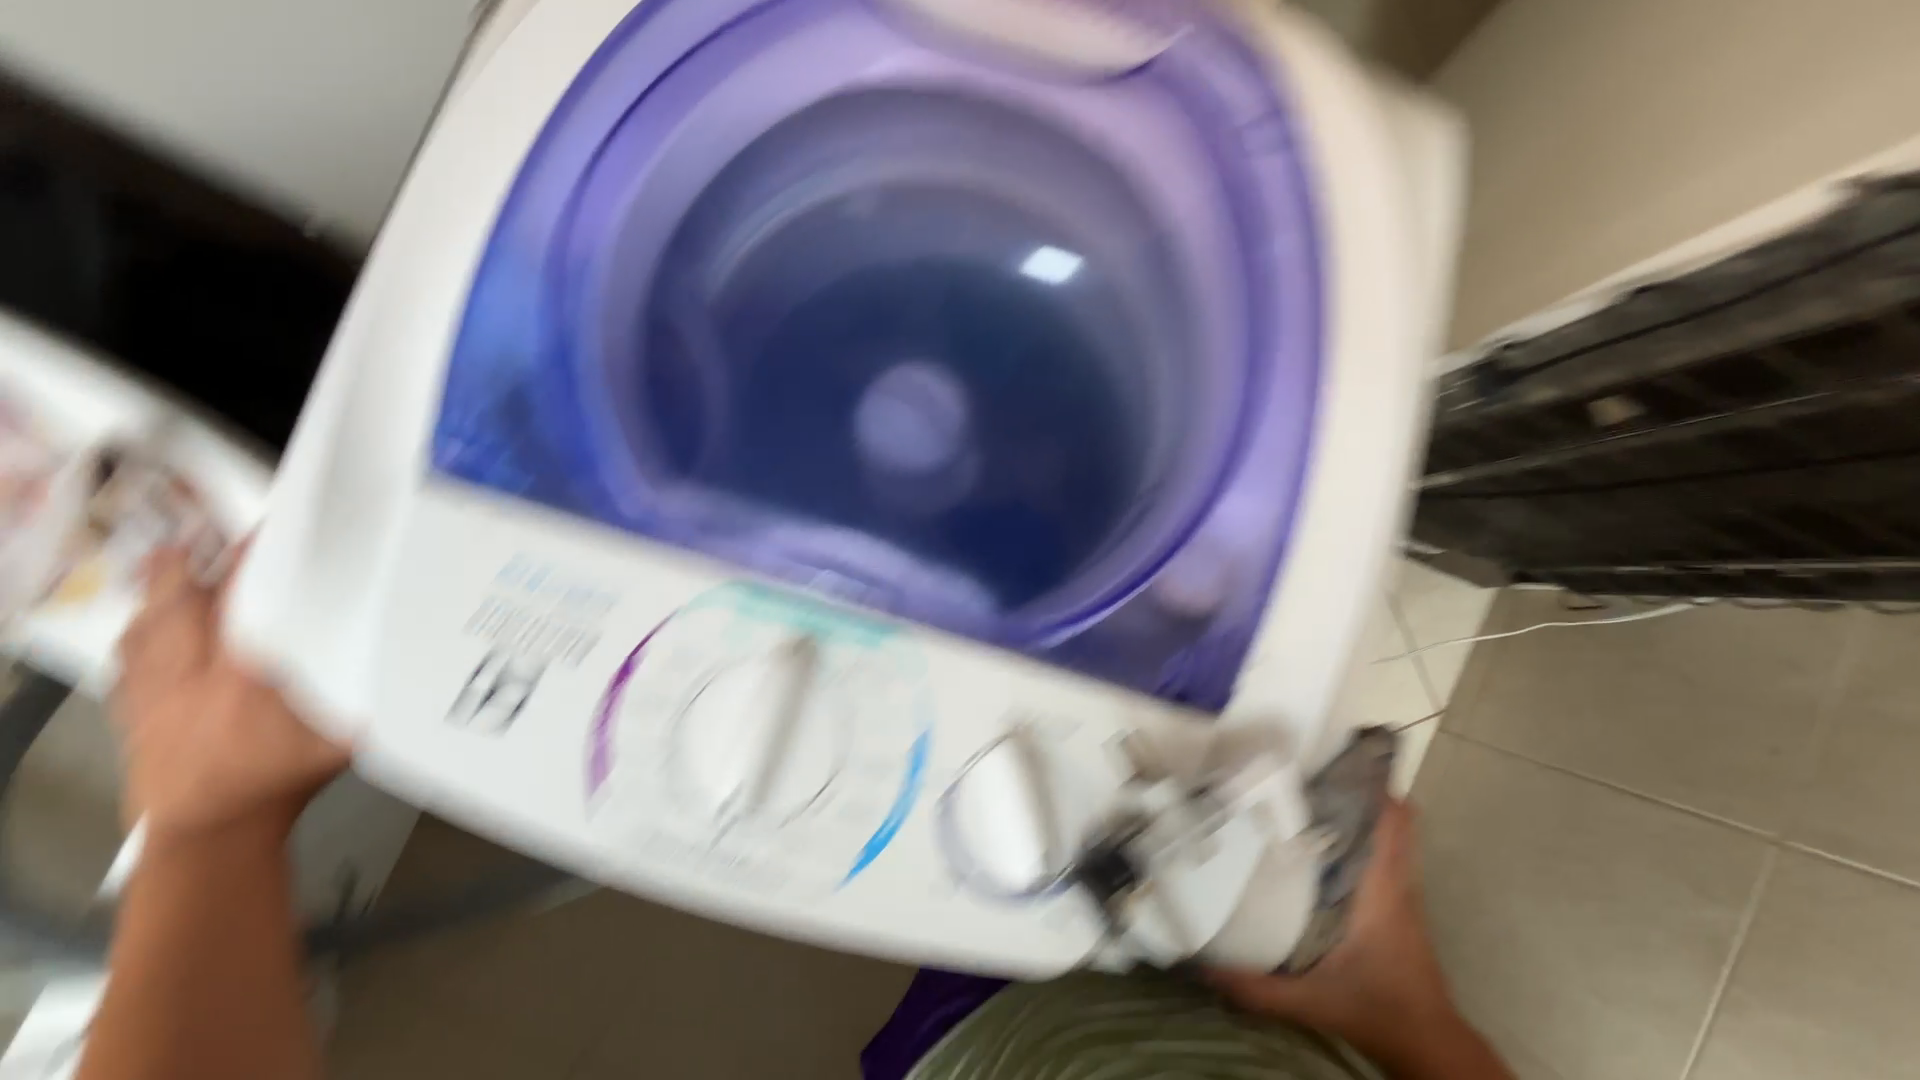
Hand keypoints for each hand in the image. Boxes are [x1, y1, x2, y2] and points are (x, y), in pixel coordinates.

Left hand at [113, 547, 349, 846]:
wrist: (213, 833)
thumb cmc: (283, 780)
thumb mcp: (338, 736)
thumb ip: (356, 694)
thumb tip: (397, 658)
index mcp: (244, 676)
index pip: (248, 602)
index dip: (256, 562)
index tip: (269, 534)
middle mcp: (188, 676)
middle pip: (177, 607)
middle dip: (185, 570)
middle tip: (198, 542)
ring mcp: (150, 695)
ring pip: (142, 630)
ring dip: (156, 598)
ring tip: (169, 570)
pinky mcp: (128, 715)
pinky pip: (126, 661)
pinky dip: (136, 636)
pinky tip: (146, 629)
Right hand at [1207, 800, 1497, 1076]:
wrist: (1429, 1047)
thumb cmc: (1377, 1009)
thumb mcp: (1309, 1000)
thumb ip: (1253, 986)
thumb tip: (1197, 964)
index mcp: (1381, 889)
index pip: (1392, 821)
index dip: (1373, 784)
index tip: (1334, 759)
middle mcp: (1396, 884)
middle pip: (1393, 821)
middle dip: (1359, 792)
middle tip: (1309, 775)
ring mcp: (1402, 898)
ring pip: (1390, 840)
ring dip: (1361, 817)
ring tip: (1308, 801)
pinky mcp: (1399, 913)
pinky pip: (1384, 862)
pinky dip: (1362, 845)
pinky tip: (1321, 851)